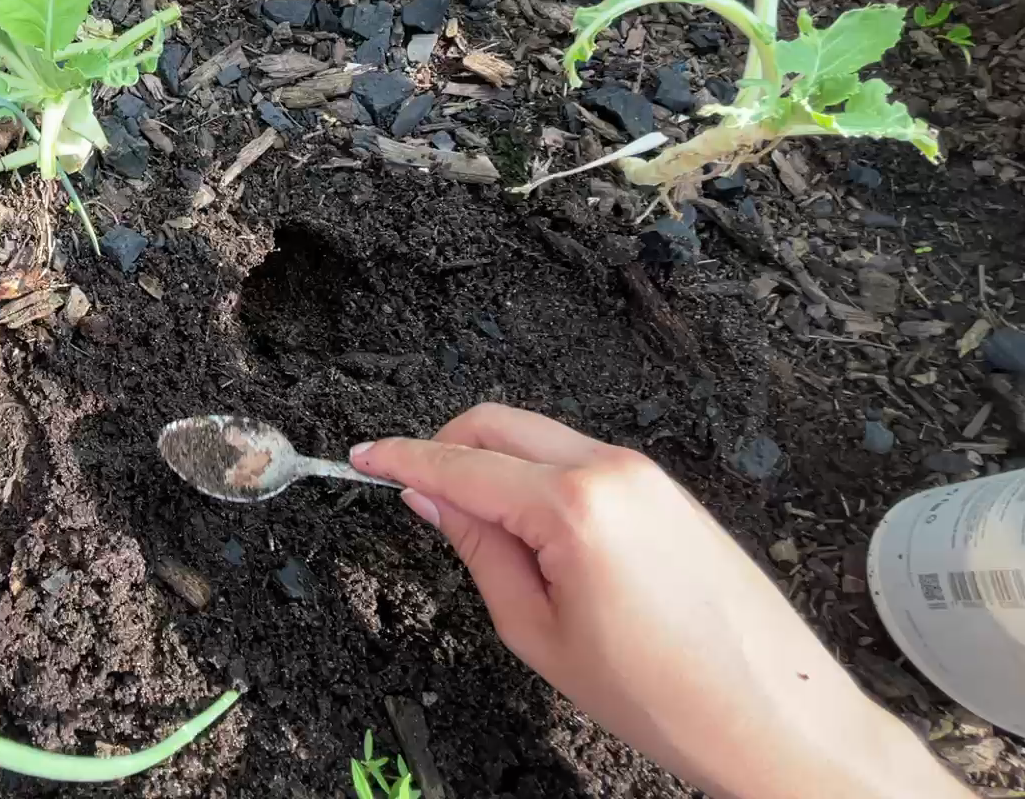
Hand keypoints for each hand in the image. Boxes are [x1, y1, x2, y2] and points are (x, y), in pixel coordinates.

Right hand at [350, 403, 968, 798]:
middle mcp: (608, 469)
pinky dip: (527, 472)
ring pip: (529, 434)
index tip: (361, 456)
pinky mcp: (660, 486)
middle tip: (419, 494)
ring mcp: (641, 472)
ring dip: (486, 461)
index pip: (458, 465)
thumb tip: (429, 498)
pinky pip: (568, 454)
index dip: (399, 459)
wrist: (791, 730)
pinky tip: (531, 528)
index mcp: (571, 506)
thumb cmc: (663, 697)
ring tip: (484, 530)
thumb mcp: (536, 628)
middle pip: (491, 422)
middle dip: (442, 446)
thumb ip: (475, 546)